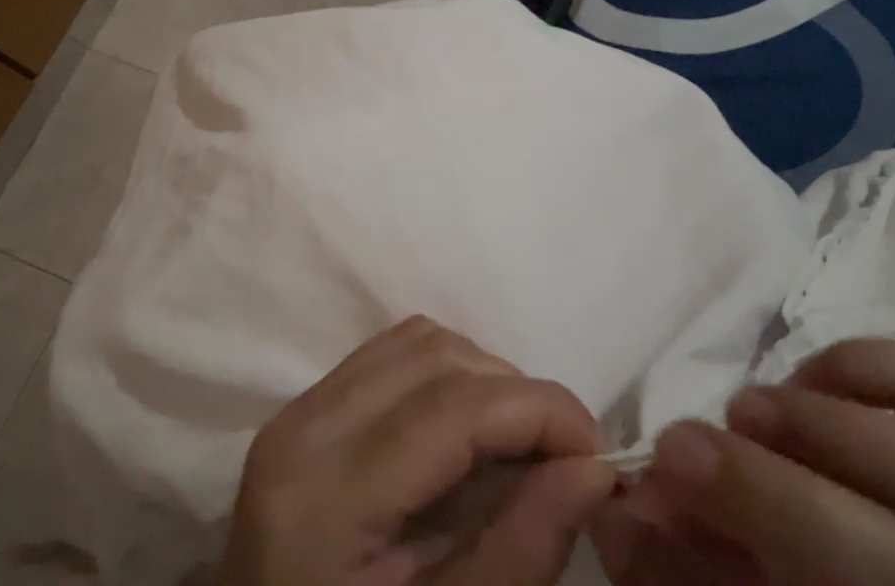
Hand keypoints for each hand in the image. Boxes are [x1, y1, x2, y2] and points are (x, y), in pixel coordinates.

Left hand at [218, 316, 615, 585]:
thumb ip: (518, 551)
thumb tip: (593, 469)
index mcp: (324, 497)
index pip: (452, 408)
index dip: (541, 412)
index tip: (597, 458)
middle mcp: (302, 429)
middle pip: (438, 358)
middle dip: (518, 396)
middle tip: (561, 463)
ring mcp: (296, 412)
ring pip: (418, 342)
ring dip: (485, 380)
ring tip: (515, 448)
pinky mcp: (304, 410)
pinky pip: (392, 355)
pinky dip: (448, 376)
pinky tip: (466, 434)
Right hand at [593, 339, 894, 585]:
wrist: (861, 559)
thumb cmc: (790, 569)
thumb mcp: (715, 581)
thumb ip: (668, 559)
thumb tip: (618, 501)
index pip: (867, 584)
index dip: (768, 509)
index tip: (671, 455)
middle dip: (789, 485)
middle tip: (692, 434)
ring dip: (831, 424)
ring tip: (751, 408)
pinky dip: (874, 363)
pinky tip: (809, 377)